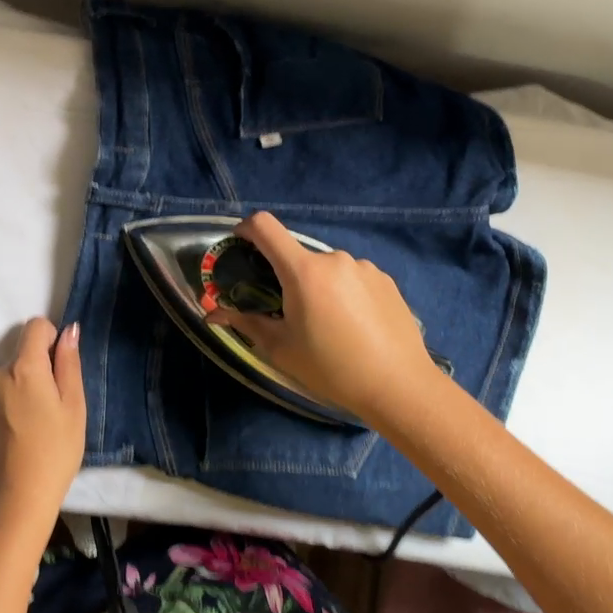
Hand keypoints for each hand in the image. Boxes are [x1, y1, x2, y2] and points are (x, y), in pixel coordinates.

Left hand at [0, 317, 84, 512]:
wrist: (20, 498)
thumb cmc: (56, 450)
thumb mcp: (74, 405)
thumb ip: (69, 362)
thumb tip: (69, 330)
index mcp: (23, 367)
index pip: (34, 327)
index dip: (52, 339)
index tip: (60, 369)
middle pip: (22, 355)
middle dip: (39, 370)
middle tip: (54, 406)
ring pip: (9, 378)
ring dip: (23, 389)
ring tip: (38, 425)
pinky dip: (9, 407)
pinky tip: (20, 436)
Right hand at [204, 212, 442, 420]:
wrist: (400, 387)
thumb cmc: (332, 368)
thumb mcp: (281, 349)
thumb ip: (244, 323)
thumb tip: (211, 313)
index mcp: (303, 270)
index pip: (265, 226)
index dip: (246, 229)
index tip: (241, 247)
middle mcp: (333, 259)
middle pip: (297, 254)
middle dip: (286, 274)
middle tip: (289, 310)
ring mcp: (364, 267)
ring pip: (327, 268)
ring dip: (318, 285)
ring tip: (328, 324)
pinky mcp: (386, 280)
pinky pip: (353, 277)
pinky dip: (344, 292)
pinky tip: (356, 325)